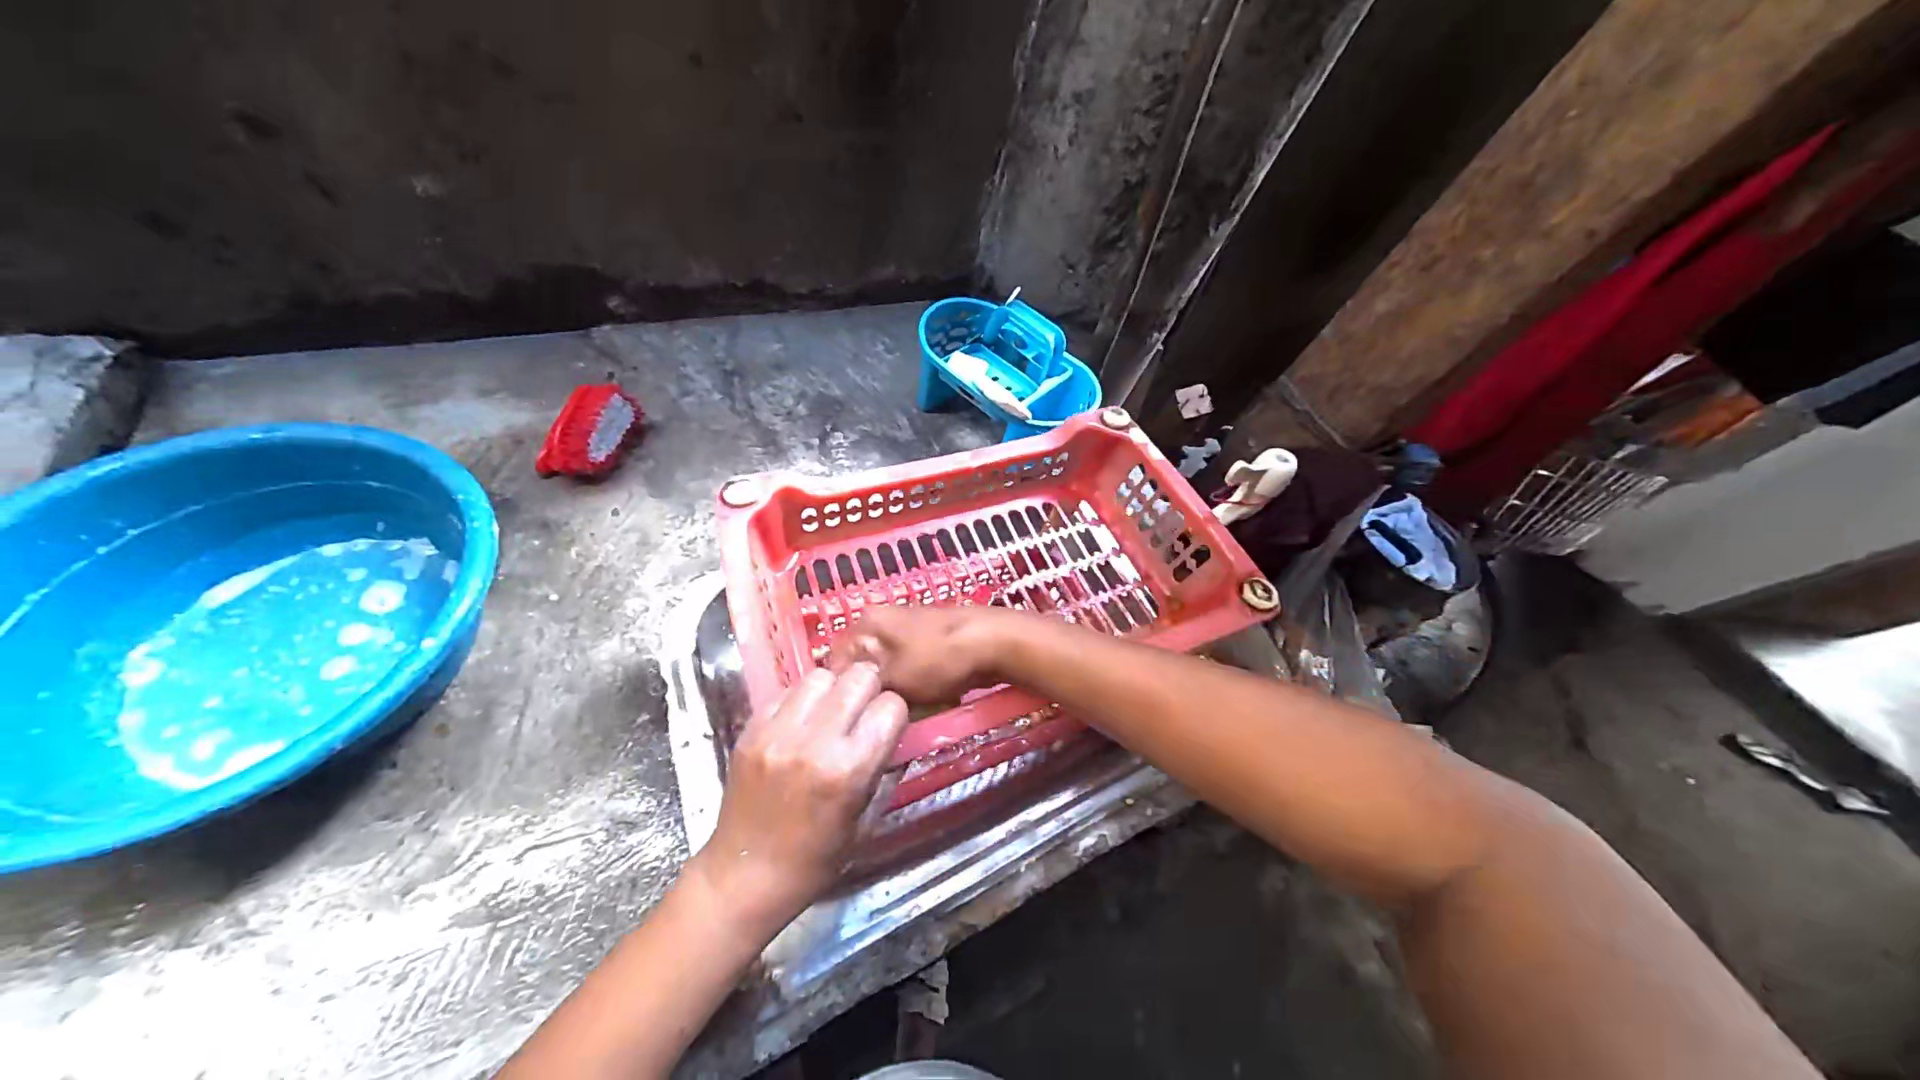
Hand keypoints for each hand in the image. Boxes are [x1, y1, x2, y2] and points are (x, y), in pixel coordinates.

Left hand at [689, 664, 908, 931]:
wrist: (746, 875)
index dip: (894, 715)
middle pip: (858, 677)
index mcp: (848, 770)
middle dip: (869, 691)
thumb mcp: (867, 819)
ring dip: (834, 690)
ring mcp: (777, 733)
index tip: (888, 727)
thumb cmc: (817, 859)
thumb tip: (900, 729)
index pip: (891, 706)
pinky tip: (801, 724)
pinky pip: (786, 691)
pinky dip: (801, 701)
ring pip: (821, 675)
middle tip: (863, 713)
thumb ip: (885, 768)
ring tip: (830, 714)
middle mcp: (813, 742)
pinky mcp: (751, 730)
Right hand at [836, 604, 1016, 703]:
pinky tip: (933, 699)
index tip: (851, 717)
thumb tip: (845, 702)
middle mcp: (883, 621)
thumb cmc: (938, 658)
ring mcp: (910, 631)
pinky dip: (921, 688)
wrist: (994, 643)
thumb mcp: (893, 680)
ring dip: (901, 694)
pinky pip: (914, 672)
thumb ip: (863, 691)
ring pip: (891, 673)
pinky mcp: (931, 644)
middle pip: (866, 669)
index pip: (836, 662)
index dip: (841, 693)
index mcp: (867, 622)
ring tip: (912, 709)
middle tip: (884, 716)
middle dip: (876, 694)